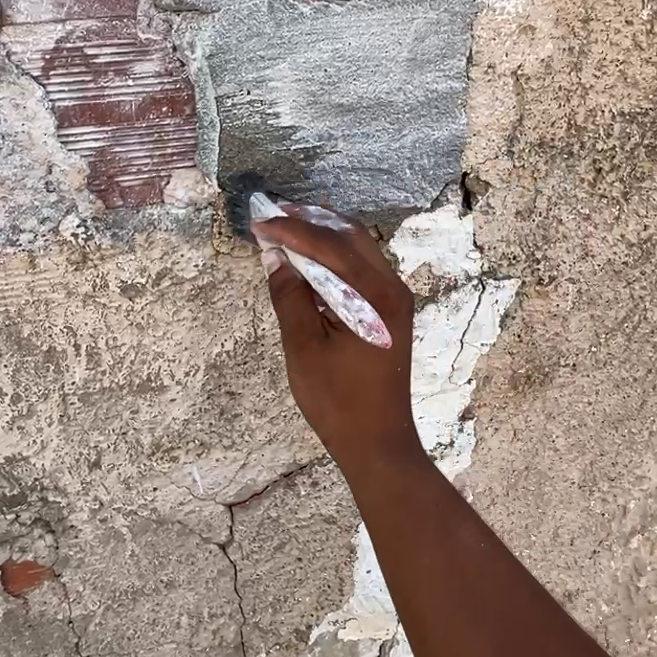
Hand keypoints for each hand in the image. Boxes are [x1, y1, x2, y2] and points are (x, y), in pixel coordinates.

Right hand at [254, 207, 420, 474]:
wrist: (378, 442)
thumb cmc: (337, 400)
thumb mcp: (303, 348)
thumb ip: (289, 297)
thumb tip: (275, 257)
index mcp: (375, 296)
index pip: (330, 246)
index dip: (292, 230)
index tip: (260, 223)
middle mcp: (392, 288)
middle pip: (351, 236)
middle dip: (311, 221)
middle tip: (274, 213)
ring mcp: (396, 299)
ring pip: (359, 249)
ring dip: (323, 235)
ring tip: (287, 227)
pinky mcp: (391, 311)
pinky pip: (362, 268)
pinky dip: (335, 256)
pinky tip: (309, 260)